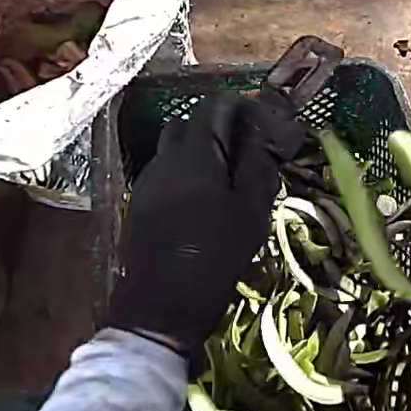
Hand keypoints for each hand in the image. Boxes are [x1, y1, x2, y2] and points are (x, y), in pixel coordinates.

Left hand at [110, 93, 304, 360]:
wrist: (162, 304)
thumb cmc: (217, 255)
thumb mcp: (251, 209)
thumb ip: (259, 163)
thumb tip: (270, 131)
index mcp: (195, 155)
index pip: (216, 106)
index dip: (243, 107)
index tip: (266, 124)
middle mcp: (165, 158)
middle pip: (191, 121)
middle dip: (221, 126)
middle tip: (249, 148)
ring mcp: (148, 179)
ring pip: (175, 145)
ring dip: (203, 148)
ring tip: (229, 173)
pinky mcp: (140, 199)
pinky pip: (166, 168)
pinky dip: (188, 168)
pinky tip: (205, 195)